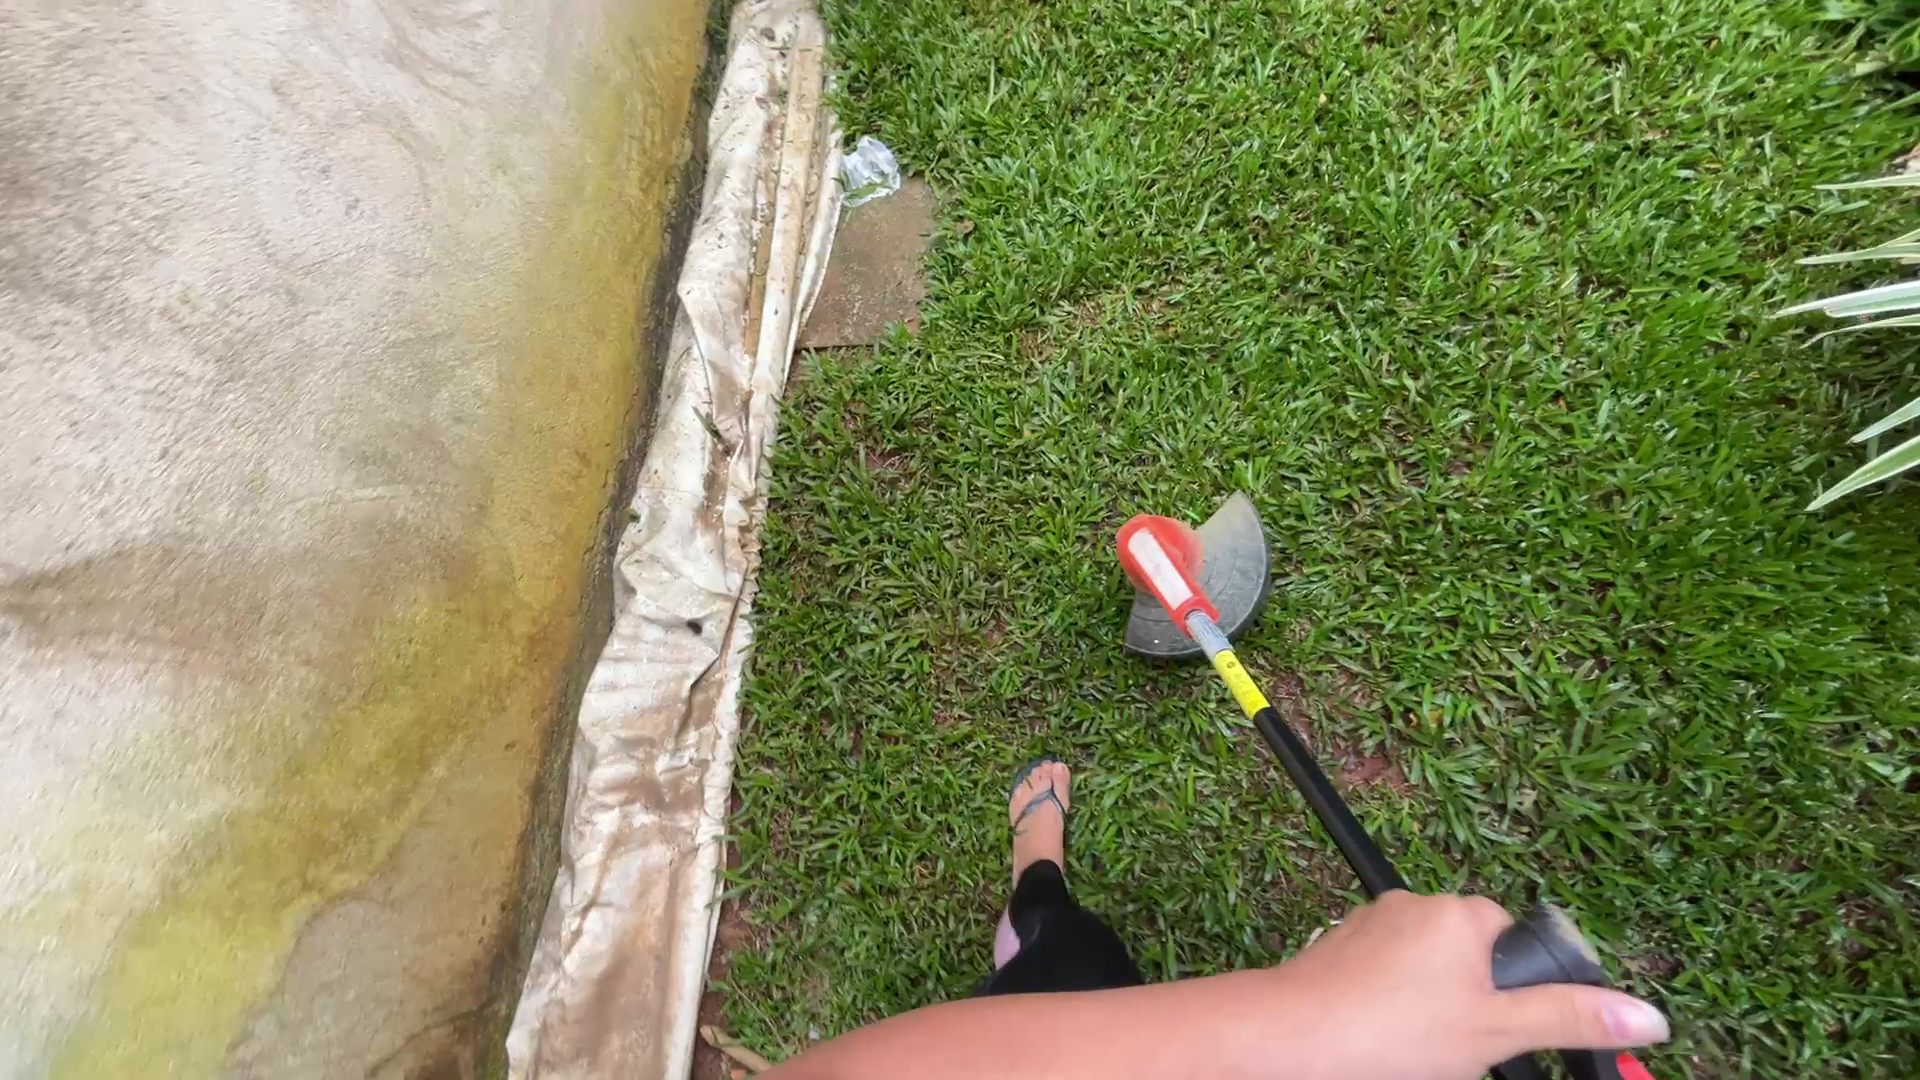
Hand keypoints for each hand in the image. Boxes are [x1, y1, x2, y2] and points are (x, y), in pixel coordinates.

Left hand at [1269, 891, 1669, 1079]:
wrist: (1303, 1031)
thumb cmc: (1401, 1030)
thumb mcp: (1499, 1031)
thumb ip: (1569, 1017)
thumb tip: (1649, 1015)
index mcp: (1453, 912)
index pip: (1509, 931)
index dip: (1522, 979)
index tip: (1516, 1021)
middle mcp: (1411, 904)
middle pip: (1469, 947)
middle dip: (1481, 995)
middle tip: (1471, 1039)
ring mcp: (1372, 920)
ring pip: (1430, 963)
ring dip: (1442, 999)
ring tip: (1430, 1042)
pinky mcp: (1344, 942)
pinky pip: (1392, 968)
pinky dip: (1403, 997)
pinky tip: (1396, 1033)